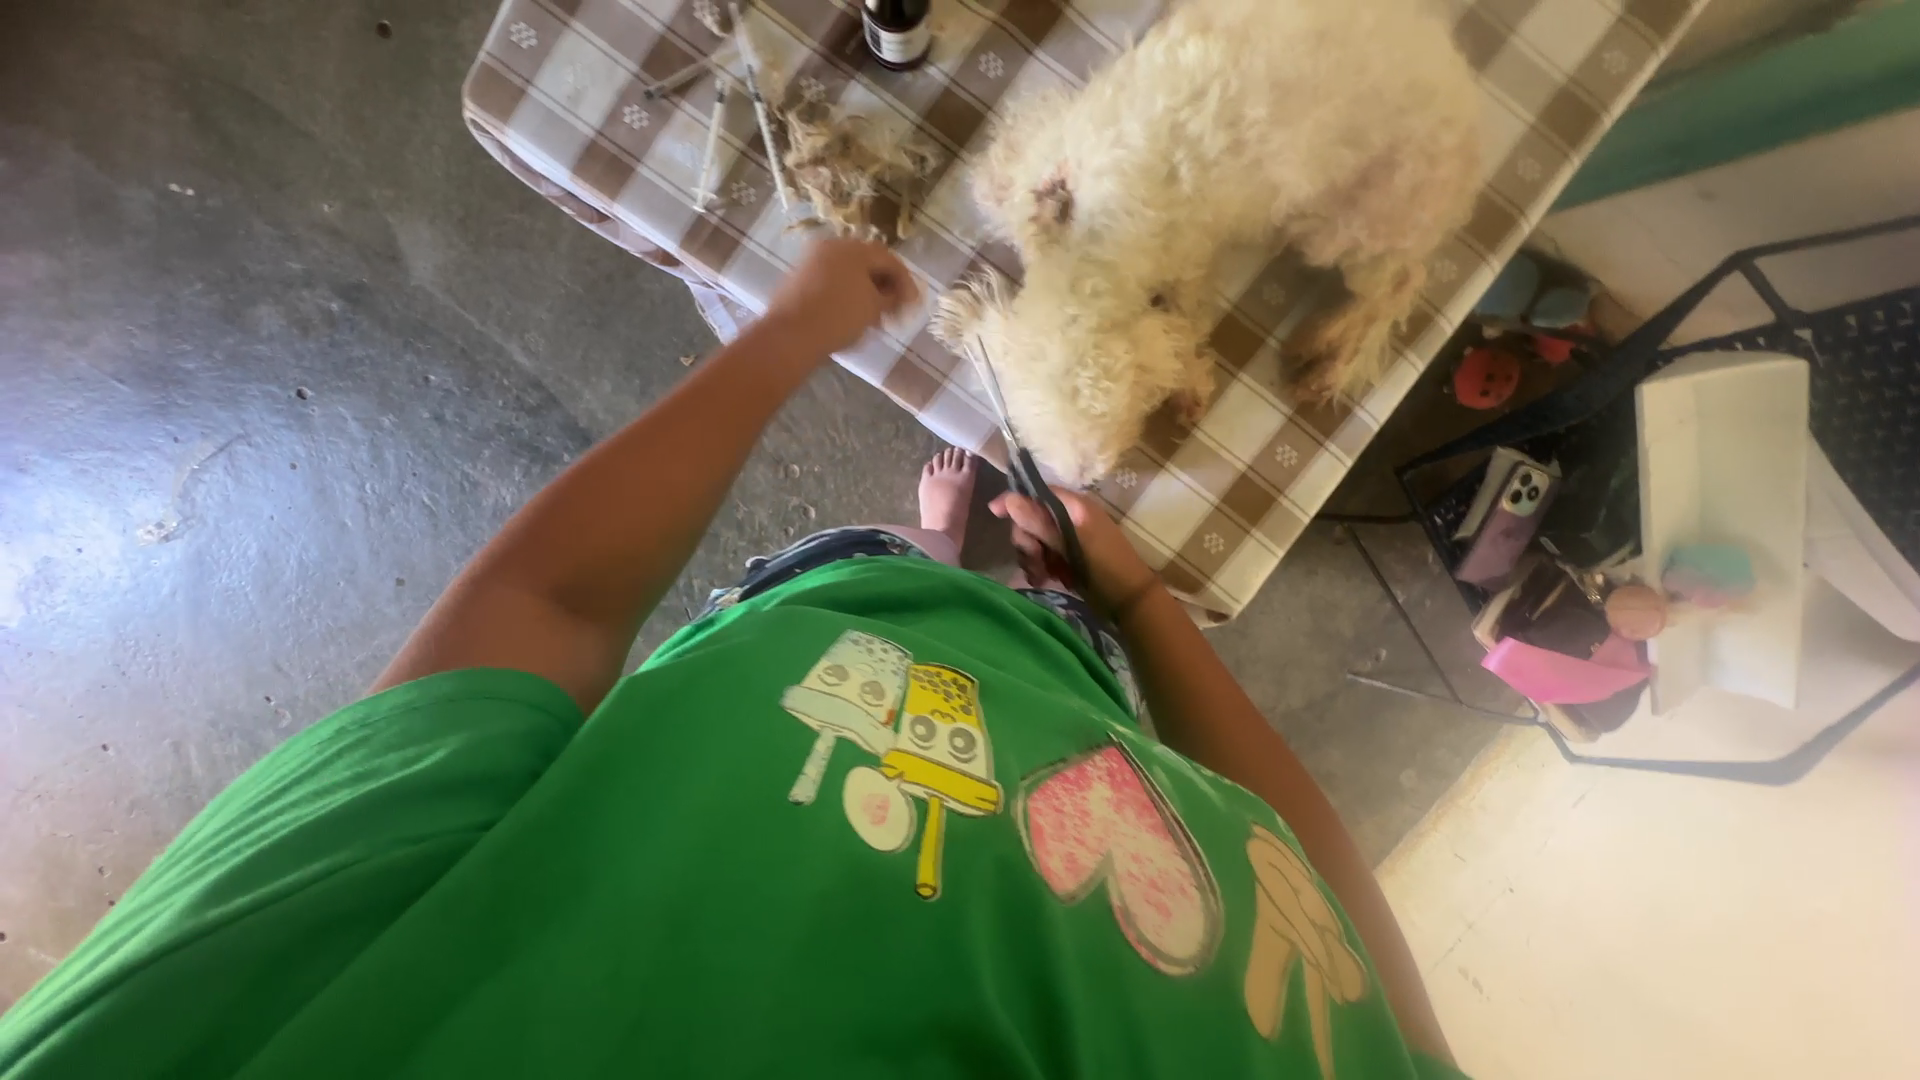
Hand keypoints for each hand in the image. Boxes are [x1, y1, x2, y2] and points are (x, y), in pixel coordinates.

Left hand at [761, 236, 921, 355]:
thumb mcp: (873, 308)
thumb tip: (897, 295)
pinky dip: (847, 295)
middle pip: (867, 263)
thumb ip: (891, 298)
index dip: (906, 282)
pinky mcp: (799, 279)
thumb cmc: (839, 317)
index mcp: (853, 248)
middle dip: (885, 287)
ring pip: (848, 273)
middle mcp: (832, 247)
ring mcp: (812, 261)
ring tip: (875, 317)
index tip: (914, 304)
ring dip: (866, 292)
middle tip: (896, 311)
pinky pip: (832, 282)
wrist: (791, 335)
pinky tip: (852, 316)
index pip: (889, 259)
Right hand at [990, 487, 1162, 618]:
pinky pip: (1042, 556)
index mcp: (1074, 507)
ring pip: (1033, 541)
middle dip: (1027, 541)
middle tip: (1035, 561)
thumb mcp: (1072, 545)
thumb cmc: (1106, 568)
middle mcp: (1068, 518)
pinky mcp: (1066, 557)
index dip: (1015, 502)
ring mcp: (1067, 539)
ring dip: (1031, 559)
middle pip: (1030, 520)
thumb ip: (1041, 524)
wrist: (1130, 601)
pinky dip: (1039, 568)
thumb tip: (1011, 500)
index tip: (994, 512)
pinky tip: (1044, 579)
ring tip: (1041, 576)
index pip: (1036, 494)